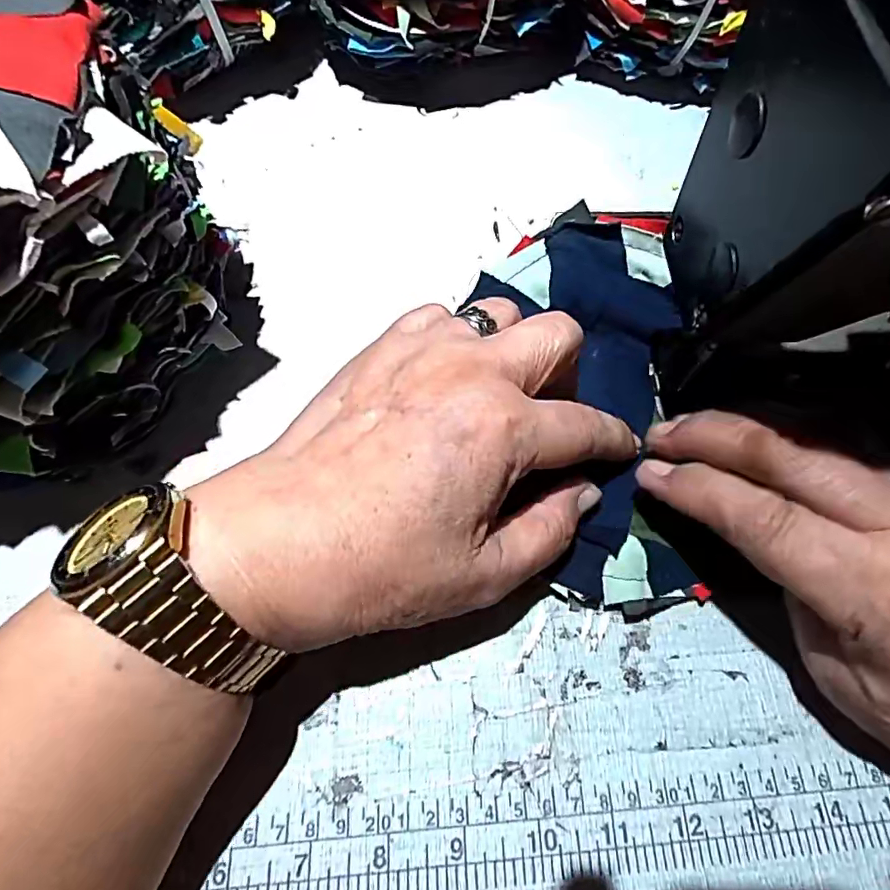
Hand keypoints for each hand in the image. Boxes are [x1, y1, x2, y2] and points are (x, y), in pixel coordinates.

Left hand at [183, 299, 638, 652]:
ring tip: (494, 399)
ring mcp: (423, 349)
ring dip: (513, 354)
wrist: (268, 547)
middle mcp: (472, 370)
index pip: (586, 423)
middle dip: (572, 374)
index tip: (620, 448)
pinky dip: (459, 342)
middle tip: (550, 420)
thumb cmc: (380, 570)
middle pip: (558, 333)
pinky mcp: (381, 346)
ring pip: (500, 314)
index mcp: (504, 427)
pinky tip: (443, 384)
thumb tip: (581, 491)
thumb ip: (551, 530)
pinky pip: (443, 317)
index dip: (614, 439)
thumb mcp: (484, 575)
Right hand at [638, 411, 889, 822]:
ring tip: (699, 427)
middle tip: (663, 432)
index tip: (653, 472)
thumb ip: (800, 600)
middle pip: (792, 456)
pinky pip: (852, 452)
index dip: (700, 489)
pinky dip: (795, 437)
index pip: (767, 518)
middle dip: (717, 435)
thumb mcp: (846, 686)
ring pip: (823, 439)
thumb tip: (764, 540)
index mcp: (880, 592)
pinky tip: (765, 436)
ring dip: (753, 426)